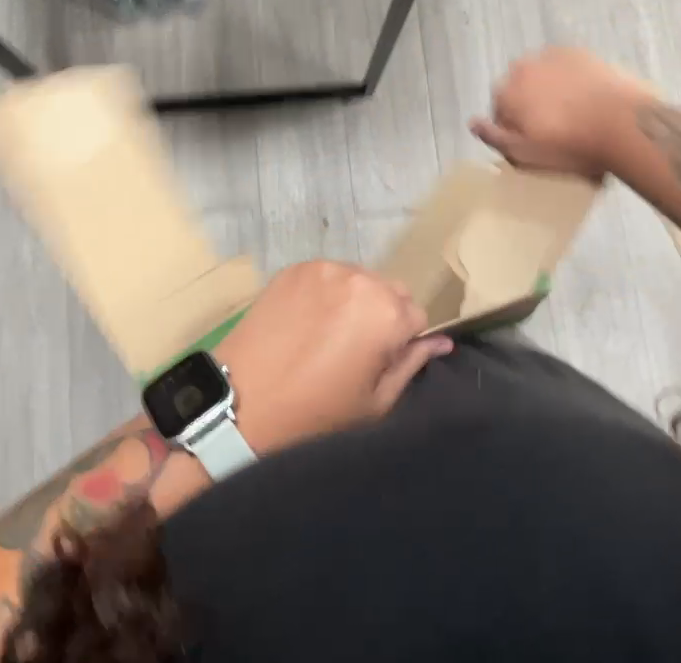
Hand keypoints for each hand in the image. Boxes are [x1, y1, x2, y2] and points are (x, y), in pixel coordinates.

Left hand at [214, 261, 451, 457]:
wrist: (240, 405)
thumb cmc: (315, 412)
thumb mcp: (375, 401)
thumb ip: (412, 364)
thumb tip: (441, 341)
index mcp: (387, 313)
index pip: (418, 317)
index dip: (403, 343)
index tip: (379, 363)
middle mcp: (361, 279)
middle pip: (392, 292)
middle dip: (383, 316)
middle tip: (355, 350)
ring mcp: (325, 269)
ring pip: (361, 280)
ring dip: (357, 301)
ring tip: (329, 335)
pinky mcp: (295, 268)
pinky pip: (329, 275)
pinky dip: (328, 293)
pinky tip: (309, 321)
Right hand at [470, 48, 651, 176]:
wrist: (623, 123)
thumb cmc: (570, 145)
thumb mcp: (526, 154)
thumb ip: (494, 137)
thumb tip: (472, 123)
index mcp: (505, 92)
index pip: (498, 112)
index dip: (513, 130)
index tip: (531, 145)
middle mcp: (523, 67)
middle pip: (519, 90)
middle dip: (529, 106)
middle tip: (552, 131)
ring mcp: (553, 56)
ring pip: (543, 77)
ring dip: (549, 91)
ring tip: (572, 116)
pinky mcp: (582, 53)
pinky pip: (567, 69)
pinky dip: (571, 81)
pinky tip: (587, 100)